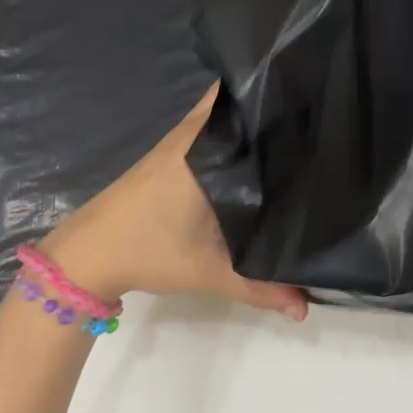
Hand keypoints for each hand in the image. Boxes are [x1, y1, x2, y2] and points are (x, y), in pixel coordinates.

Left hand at [37, 86, 308, 321]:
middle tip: (317, 121)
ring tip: (300, 128)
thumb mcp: (209, 273)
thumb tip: (306, 307)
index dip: (288, 106)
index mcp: (208, 152)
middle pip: (245, 105)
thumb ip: (261, 289)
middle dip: (278, 107)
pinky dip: (235, 129)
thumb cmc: (148, 252)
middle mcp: (196, 134)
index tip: (324, 112)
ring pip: (228, 114)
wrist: (88, 254)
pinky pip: (213, 125)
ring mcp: (181, 137)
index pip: (255, 114)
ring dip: (256, 118)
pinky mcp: (172, 148)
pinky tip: (260, 148)